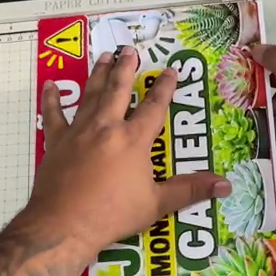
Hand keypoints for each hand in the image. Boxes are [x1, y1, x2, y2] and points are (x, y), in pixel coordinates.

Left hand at [25, 46, 230, 250]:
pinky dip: (52, 99)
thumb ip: (190, 190)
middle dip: (125, 68)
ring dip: (98, 74)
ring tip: (103, 57)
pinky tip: (50, 85)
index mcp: (134, 140)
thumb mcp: (157, 204)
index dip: (164, 87)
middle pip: (118, 90)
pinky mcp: (56, 143)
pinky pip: (54, 115)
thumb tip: (225, 186)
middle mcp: (106, 128)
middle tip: (128, 50)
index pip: (154, 107)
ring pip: (90, 95)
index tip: (170, 70)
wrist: (64, 225)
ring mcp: (78, 132)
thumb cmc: (113, 215)